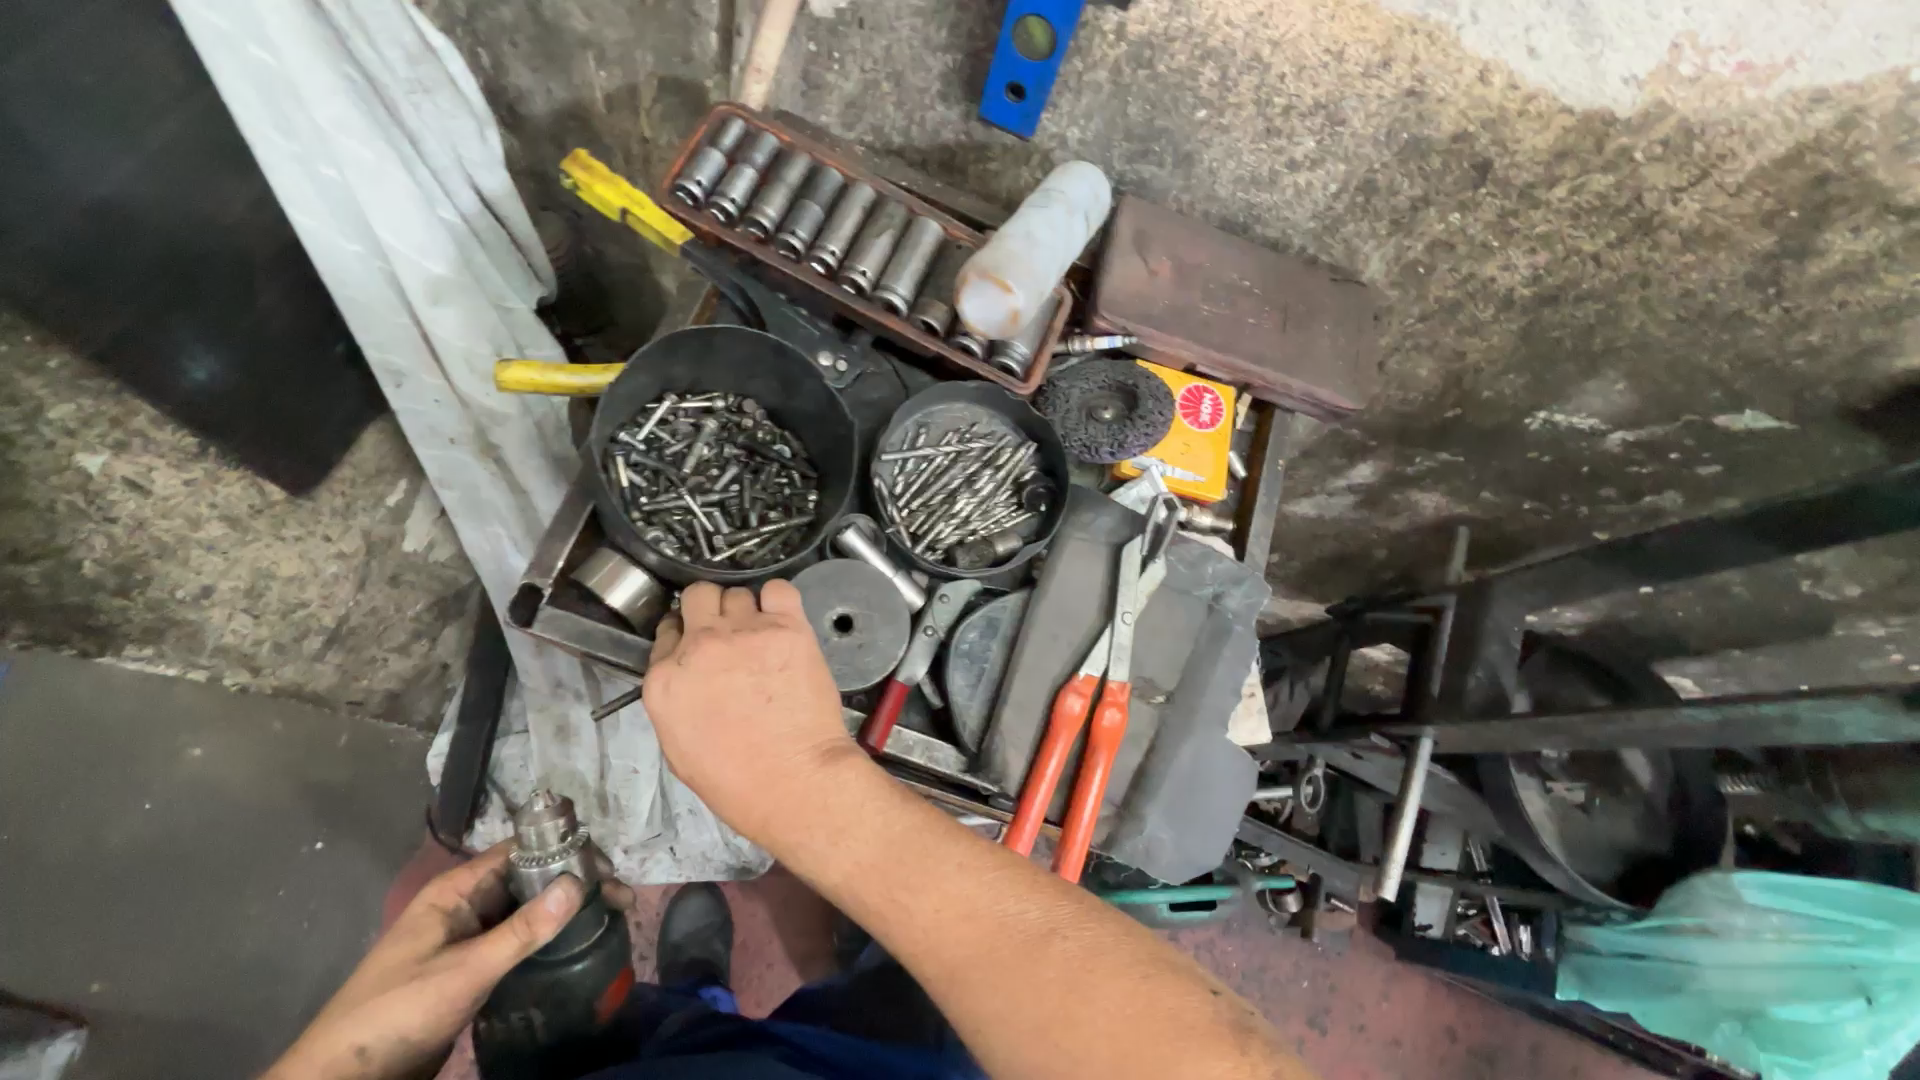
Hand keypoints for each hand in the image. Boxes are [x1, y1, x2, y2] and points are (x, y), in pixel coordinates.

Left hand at [262, 843, 631, 1079]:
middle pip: (529, 879)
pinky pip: (518, 942)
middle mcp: (466, 906)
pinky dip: (549, 939)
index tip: (609, 868)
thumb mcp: (465, 971)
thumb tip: (579, 882)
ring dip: (566, 912)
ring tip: (611, 920)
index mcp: (457, 891)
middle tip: (620, 901)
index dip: (565, 852)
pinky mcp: (472, 969)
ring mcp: (469, 938)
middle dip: (575, 883)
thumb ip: (523, 930)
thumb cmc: (398, 1012)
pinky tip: (578, 948)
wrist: (346, 1079)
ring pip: (527, 911)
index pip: (521, 851)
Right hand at [644, 580, 868, 840]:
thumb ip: (675, 698)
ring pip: (736, 594)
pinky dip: (779, 599)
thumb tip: (687, 677)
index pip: (667, 632)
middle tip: (727, 629)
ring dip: (745, 609)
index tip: (699, 643)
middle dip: (708, 608)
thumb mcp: (678, 746)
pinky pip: (778, 589)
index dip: (684, 635)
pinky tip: (784, 618)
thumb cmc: (737, 780)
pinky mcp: (787, 628)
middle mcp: (701, 646)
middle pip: (697, 597)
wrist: (793, 780)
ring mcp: (745, 633)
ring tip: (760, 633)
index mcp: (666, 679)